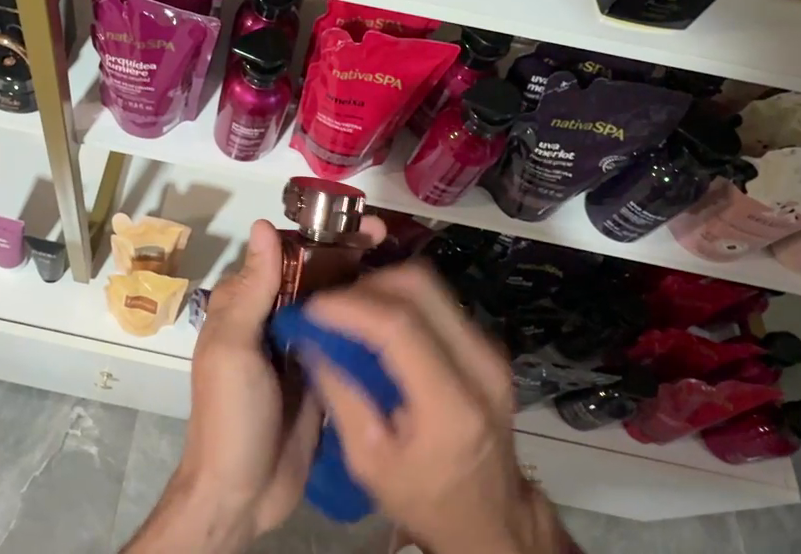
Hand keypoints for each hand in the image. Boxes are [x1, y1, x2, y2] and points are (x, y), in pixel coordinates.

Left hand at [124, 217, 384, 552]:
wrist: (243, 494)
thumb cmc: (230, 414)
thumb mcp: (233, 347)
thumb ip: (252, 290)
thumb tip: (263, 226)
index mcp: (245, 305)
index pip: (284, 256)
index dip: (321, 236)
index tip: (360, 224)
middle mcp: (272, 320)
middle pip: (313, 277)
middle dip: (348, 254)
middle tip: (390, 239)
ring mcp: (300, 349)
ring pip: (333, 306)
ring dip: (362, 285)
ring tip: (404, 270)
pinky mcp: (324, 378)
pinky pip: (345, 343)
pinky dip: (368, 327)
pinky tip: (400, 317)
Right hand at [304, 264, 569, 553]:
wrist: (492, 517)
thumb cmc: (426, 498)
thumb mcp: (369, 464)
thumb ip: (341, 397)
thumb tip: (309, 340)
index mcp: (453, 406)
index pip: (401, 327)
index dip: (350, 306)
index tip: (311, 307)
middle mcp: (481, 365)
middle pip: (419, 286)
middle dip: (365, 284)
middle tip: (330, 305)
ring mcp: (489, 349)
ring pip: (429, 284)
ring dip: (381, 286)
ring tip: (347, 310)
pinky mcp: (485, 342)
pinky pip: (436, 299)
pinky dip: (398, 297)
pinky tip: (373, 319)